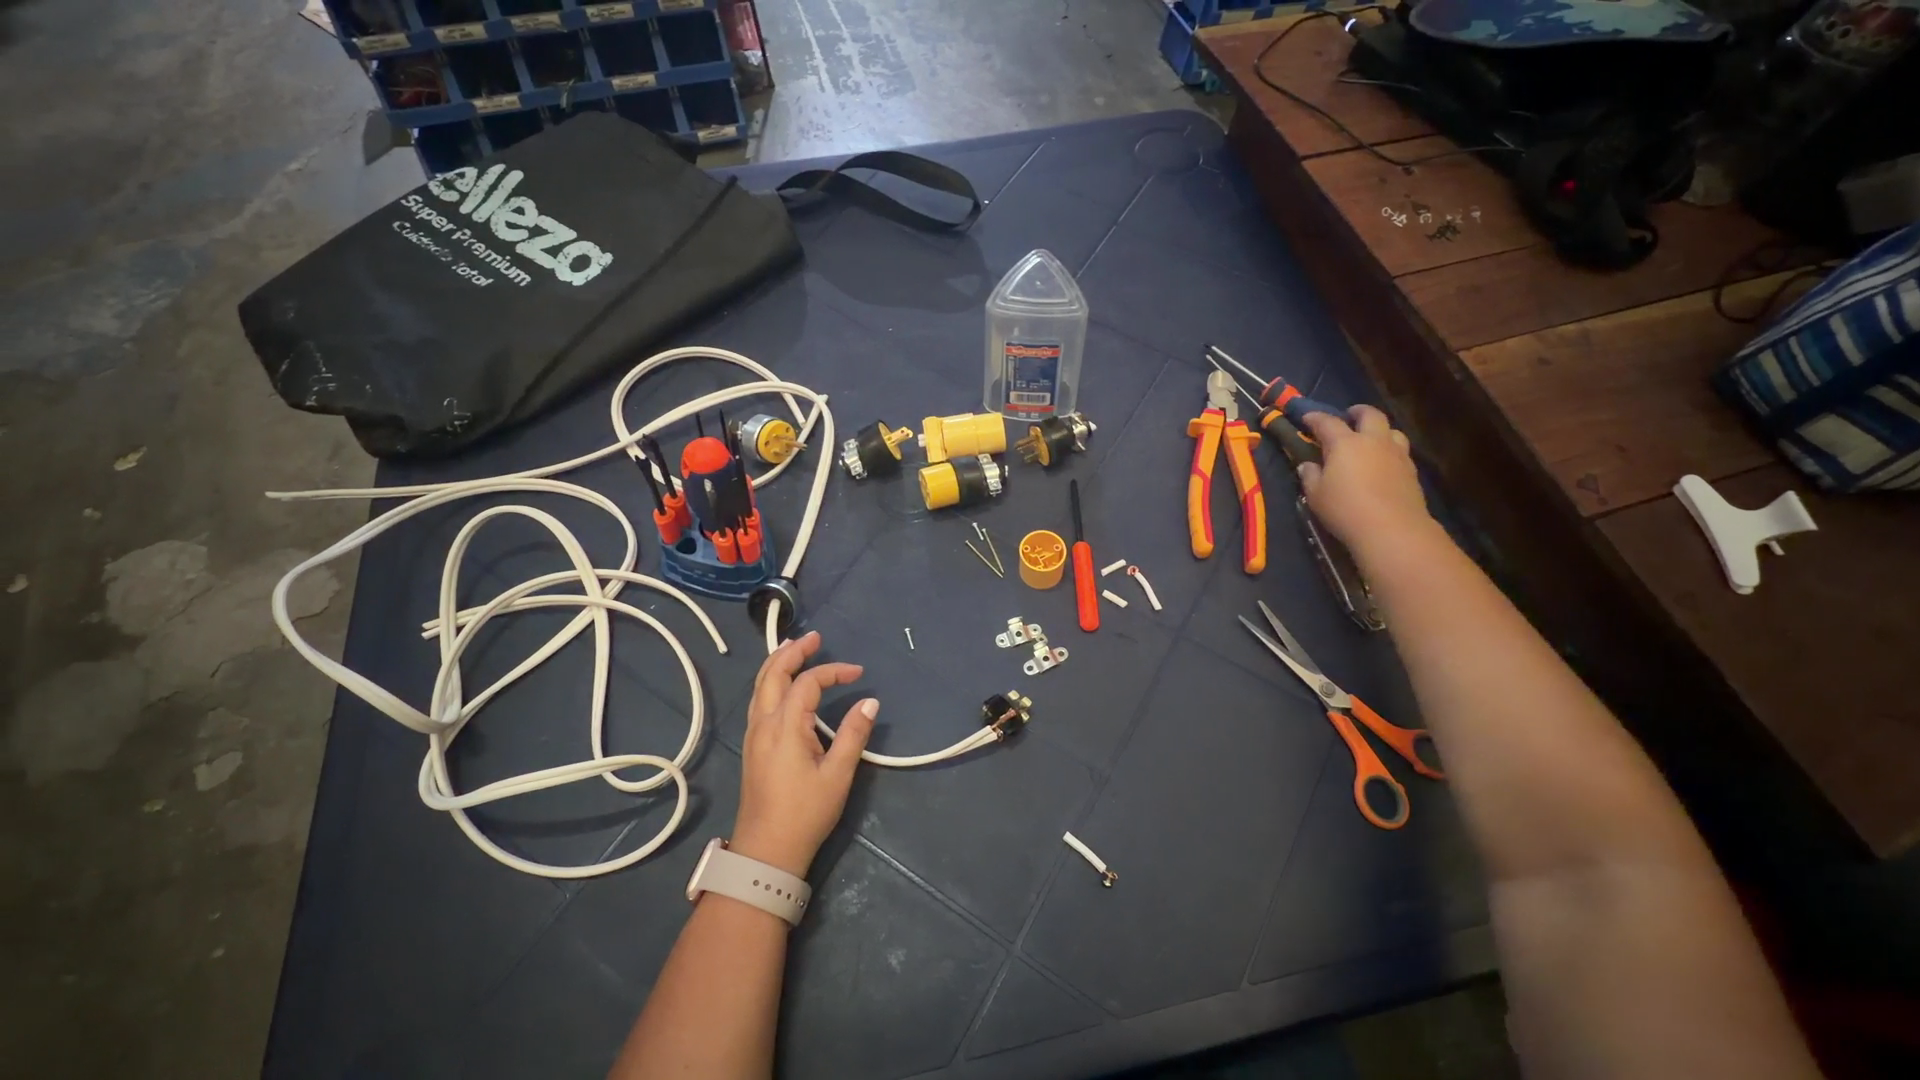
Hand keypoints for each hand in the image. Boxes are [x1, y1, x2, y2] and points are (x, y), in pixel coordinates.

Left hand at [730, 631, 876, 878]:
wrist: (766, 849)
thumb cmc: (805, 812)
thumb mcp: (838, 774)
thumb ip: (853, 734)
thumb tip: (870, 702)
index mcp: (785, 725)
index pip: (808, 683)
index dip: (833, 672)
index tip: (859, 675)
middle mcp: (764, 722)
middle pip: (773, 673)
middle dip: (793, 651)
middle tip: (815, 637)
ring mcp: (753, 734)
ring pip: (761, 685)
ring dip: (778, 663)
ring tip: (795, 648)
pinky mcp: (752, 745)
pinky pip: (759, 700)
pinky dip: (772, 681)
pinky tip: (783, 685)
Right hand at [1297, 406, 1432, 548]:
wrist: (1392, 528)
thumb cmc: (1345, 509)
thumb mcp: (1316, 496)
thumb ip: (1310, 476)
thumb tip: (1308, 465)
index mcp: (1345, 443)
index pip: (1328, 422)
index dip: (1315, 418)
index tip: (1306, 417)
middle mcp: (1373, 441)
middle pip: (1370, 415)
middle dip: (1357, 412)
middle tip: (1349, 416)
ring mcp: (1396, 454)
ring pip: (1392, 430)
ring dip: (1380, 430)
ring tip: (1372, 440)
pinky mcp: (1411, 470)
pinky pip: (1401, 451)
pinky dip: (1391, 450)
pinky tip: (1384, 463)